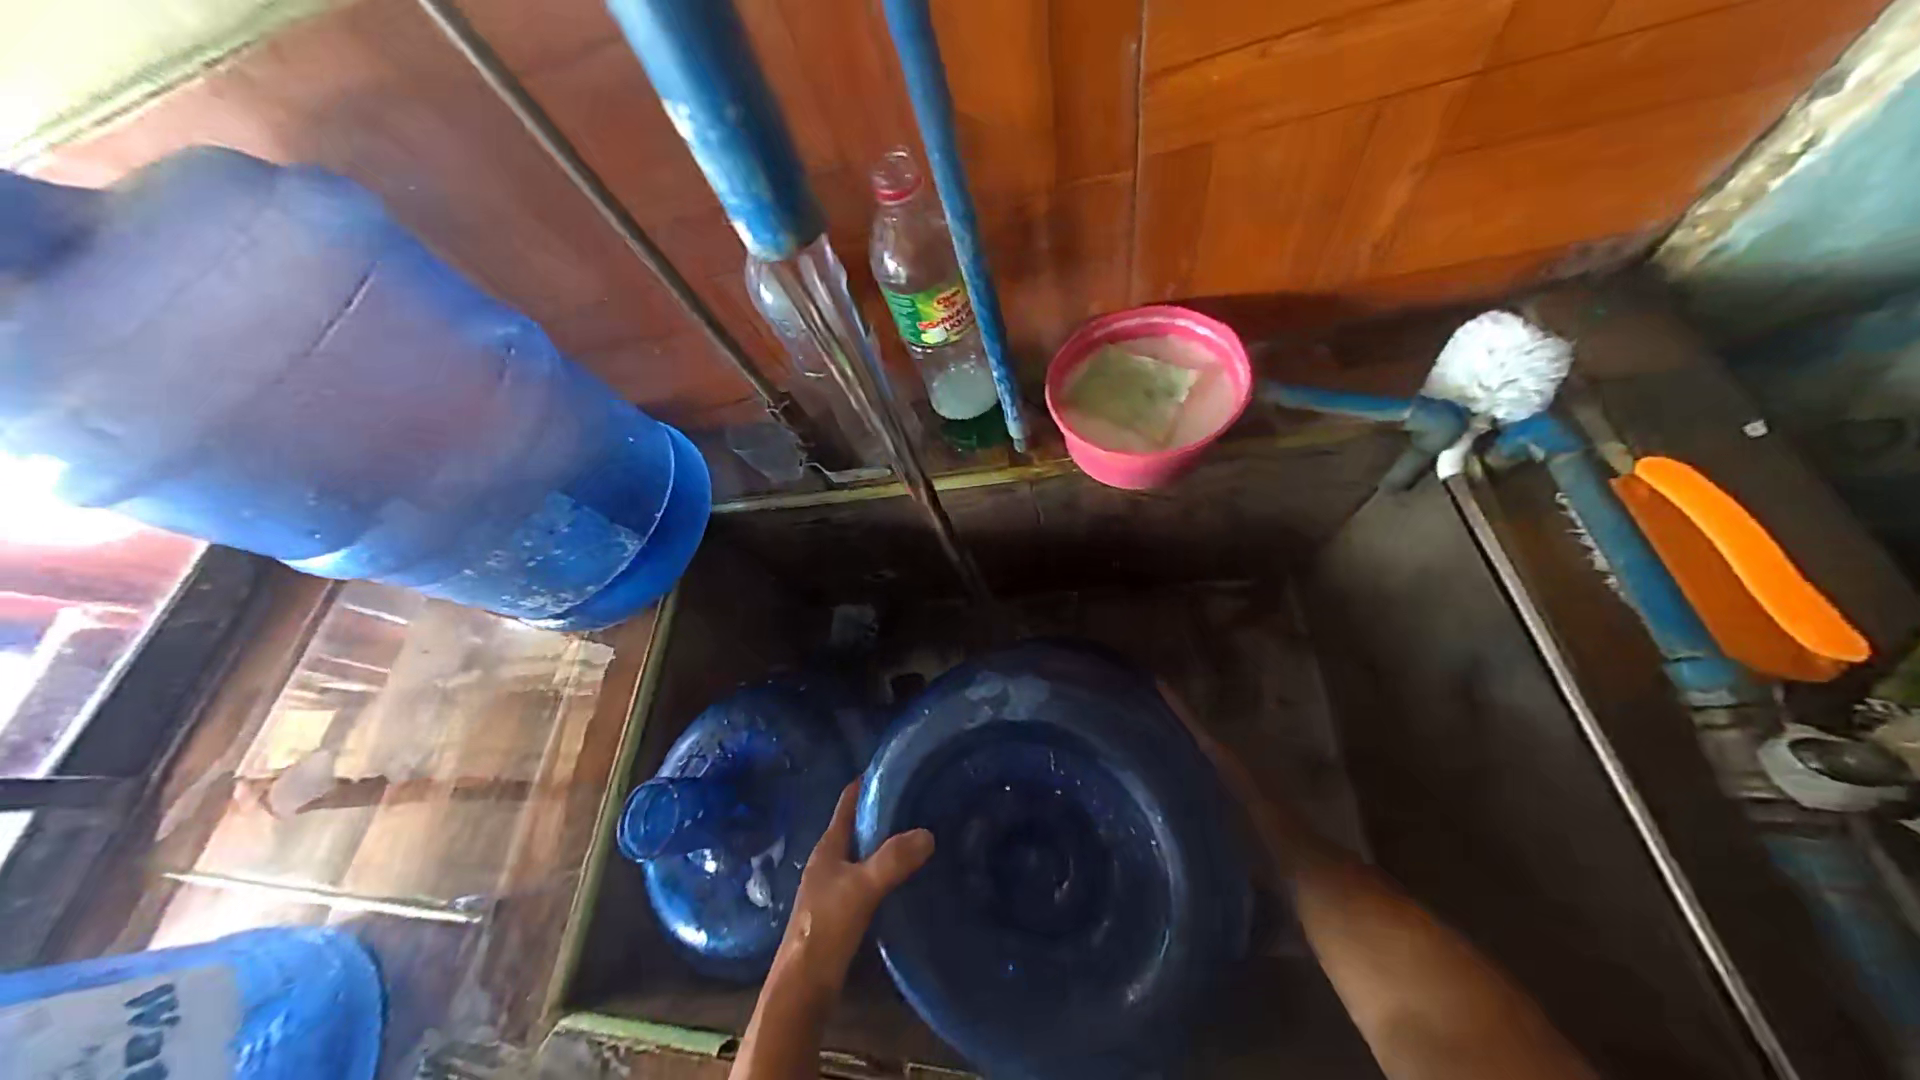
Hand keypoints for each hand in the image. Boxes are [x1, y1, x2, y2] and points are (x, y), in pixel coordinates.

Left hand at [774, 779, 934, 994]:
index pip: (848, 801)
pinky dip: (888, 867)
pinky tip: (909, 874)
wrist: (803, 987)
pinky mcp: (843, 909)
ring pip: (865, 851)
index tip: (898, 767)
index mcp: (828, 846)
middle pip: (859, 824)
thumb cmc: (825, 928)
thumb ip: (892, 860)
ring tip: (923, 831)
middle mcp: (829, 860)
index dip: (869, 781)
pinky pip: (869, 875)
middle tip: (922, 798)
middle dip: (885, 809)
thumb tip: (928, 833)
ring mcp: (834, 885)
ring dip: (888, 840)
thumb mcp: (861, 888)